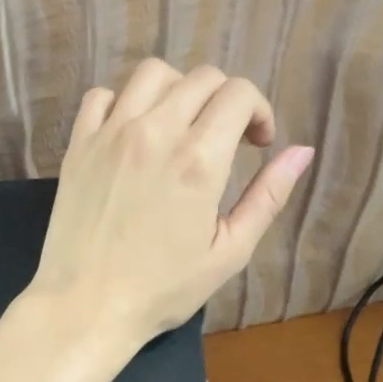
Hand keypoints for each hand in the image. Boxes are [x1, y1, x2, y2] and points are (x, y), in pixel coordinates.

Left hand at [27, 60, 314, 346]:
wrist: (85, 307)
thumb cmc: (162, 290)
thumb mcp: (229, 253)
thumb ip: (267, 198)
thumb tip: (303, 152)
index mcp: (199, 160)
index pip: (239, 94)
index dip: (259, 111)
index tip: (257, 143)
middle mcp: (155, 132)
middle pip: (202, 78)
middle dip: (226, 100)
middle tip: (226, 140)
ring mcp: (111, 134)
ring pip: (153, 74)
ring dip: (178, 91)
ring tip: (181, 127)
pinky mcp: (79, 145)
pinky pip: (102, 96)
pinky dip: (125, 103)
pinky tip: (134, 133)